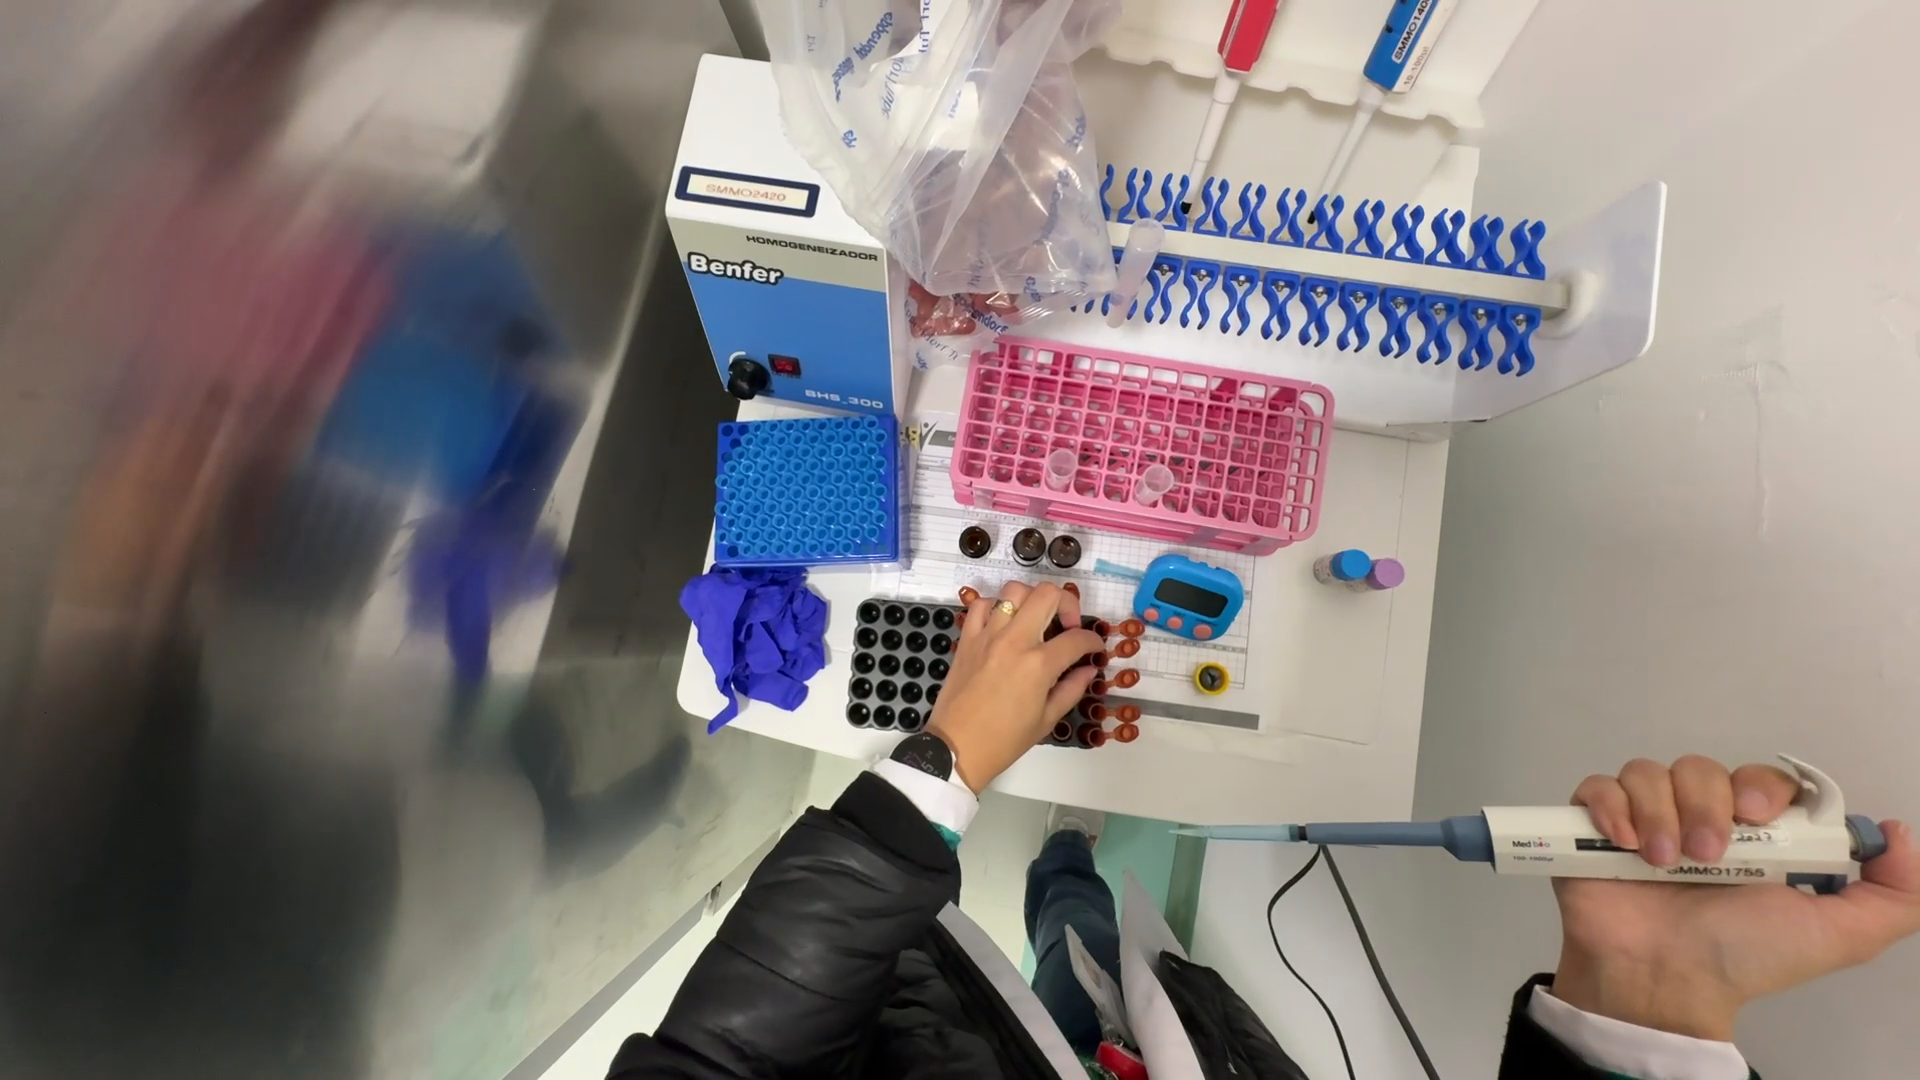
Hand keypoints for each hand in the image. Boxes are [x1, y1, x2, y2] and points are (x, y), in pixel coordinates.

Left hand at [927, 582, 1102, 792]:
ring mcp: (988, 635)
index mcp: (1039, 664)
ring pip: (1014, 590)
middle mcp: (1015, 640)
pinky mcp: (967, 638)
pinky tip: (1004, 624)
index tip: (1094, 648)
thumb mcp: (1047, 720)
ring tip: (1036, 621)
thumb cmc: (1004, 740)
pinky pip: (981, 605)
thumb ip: (1072, 688)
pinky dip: (996, 606)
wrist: (957, 748)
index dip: (1093, 641)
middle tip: (1067, 626)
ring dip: (1032, 600)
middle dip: (1068, 603)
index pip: (1077, 638)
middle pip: (1048, 594)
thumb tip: (1089, 669)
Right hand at [1549, 756, 1919, 1039]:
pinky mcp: (1588, 820)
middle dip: (1702, 806)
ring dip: (1656, 814)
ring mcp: (1638, 815)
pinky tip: (1621, 844)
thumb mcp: (1840, 935)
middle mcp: (1694, 815)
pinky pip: (1597, 786)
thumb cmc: (1746, 952)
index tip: (1756, 820)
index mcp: (1752, 835)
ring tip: (1658, 863)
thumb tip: (1896, 832)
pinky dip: (1610, 808)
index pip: (1760, 777)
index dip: (1758, 785)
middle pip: (1697, 766)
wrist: (1663, 970)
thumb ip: (1892, 895)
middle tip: (1704, 857)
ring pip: (1645, 771)